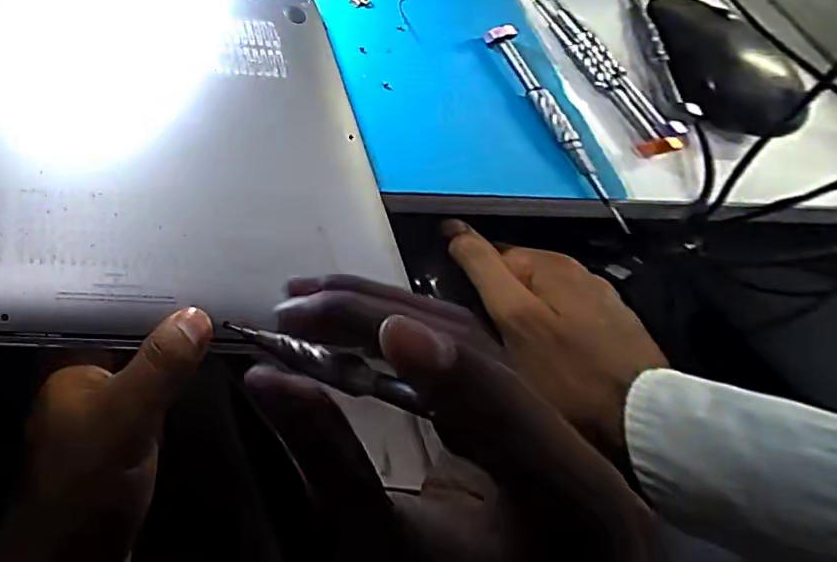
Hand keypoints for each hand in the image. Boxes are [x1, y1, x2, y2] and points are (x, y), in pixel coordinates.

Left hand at [0, 307, 211, 561]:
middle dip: (155, 315)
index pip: (102, 306)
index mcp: (64, 353)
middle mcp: (76, 369)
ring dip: (162, 347)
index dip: (138, 288)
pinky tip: (188, 366)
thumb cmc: (87, 474)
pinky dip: (163, 379)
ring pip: (133, 361)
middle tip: (199, 290)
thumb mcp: (125, 413)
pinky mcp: (114, 429)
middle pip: (119, 331)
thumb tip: (195, 314)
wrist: (74, 552)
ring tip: (200, 315)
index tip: (176, 270)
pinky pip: (141, 391)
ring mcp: (96, 400)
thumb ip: (158, 366)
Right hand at [247, 313, 662, 561]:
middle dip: (375, 316)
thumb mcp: (386, 545)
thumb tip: (262, 376)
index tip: (385, 331)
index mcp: (572, 498)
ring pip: (463, 335)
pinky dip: (396, 325)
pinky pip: (455, 348)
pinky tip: (350, 325)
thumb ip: (330, 461)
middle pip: (475, 349)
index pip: (509, 407)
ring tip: (307, 298)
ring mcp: (545, 417)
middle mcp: (574, 444)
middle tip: (290, 308)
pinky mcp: (513, 409)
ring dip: (378, 308)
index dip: (451, 368)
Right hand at [442, 220, 667, 456]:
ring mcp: (602, 300)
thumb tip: (452, 226)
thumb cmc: (570, 373)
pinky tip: (548, 353)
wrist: (654, 430)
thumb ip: (481, 267)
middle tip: (486, 332)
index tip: (461, 307)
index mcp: (549, 261)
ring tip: (514, 345)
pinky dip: (548, 326)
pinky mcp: (618, 329)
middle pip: (512, 273)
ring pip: (538, 295)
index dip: (466, 276)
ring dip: (522, 311)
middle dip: (495, 294)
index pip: (485, 252)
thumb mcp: (514, 316)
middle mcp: (578, 271)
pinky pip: (563, 315)